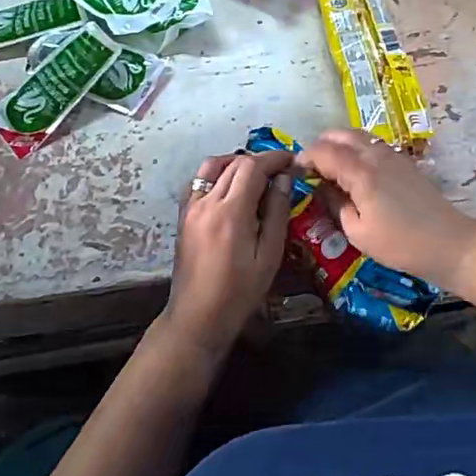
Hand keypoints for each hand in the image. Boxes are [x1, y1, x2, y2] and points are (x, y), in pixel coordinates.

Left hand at [160, 151, 293, 354]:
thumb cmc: (239, 291)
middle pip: (235, 164)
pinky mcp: (183, 215)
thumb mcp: (269, 255)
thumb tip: (284, 179)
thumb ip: (277, 212)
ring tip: (256, 174)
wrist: (197, 317)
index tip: (292, 160)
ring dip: (236, 162)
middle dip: (260, 160)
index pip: (253, 167)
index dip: (274, 158)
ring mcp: (191, 207)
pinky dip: (218, 174)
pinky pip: (199, 181)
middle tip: (281, 170)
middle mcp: (207, 202)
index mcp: (231, 212)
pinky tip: (231, 188)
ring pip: (213, 166)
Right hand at [297, 130, 475, 289]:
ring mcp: (393, 155)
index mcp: (361, 172)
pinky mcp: (404, 161)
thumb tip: (323, 188)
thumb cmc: (400, 244)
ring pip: (358, 135)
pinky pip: (373, 144)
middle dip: (321, 145)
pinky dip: (357, 148)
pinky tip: (355, 170)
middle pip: (341, 134)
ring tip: (330, 167)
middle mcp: (376, 154)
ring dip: (340, 144)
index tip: (293, 169)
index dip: (305, 156)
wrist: (449, 242)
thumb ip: (336, 204)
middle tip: (310, 166)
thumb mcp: (358, 232)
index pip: (324, 151)